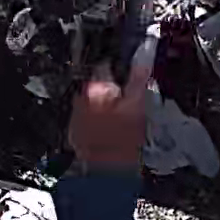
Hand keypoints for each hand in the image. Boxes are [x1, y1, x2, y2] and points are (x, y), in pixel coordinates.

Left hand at [67, 35, 155, 171]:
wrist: (108, 171)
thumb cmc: (125, 139)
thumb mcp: (138, 103)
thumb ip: (139, 74)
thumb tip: (145, 49)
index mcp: (97, 86)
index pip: (106, 64)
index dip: (121, 68)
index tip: (129, 74)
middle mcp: (81, 96)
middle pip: (98, 82)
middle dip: (111, 88)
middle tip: (127, 102)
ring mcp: (76, 113)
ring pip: (92, 99)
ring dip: (103, 104)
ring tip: (118, 119)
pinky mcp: (75, 129)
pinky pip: (86, 116)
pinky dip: (96, 119)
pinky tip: (108, 129)